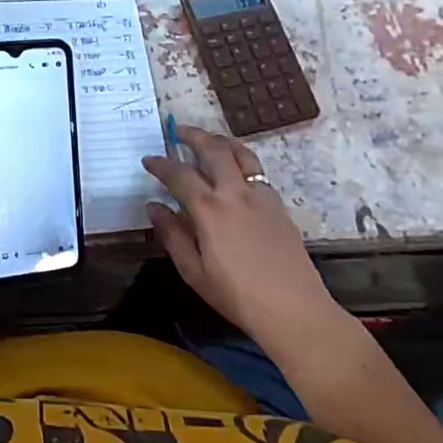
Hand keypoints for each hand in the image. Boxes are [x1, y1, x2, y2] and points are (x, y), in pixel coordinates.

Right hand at [142, 126, 336, 351]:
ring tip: (208, 141)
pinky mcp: (278, 205)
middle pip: (213, 149)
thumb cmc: (237, 296)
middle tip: (177, 132)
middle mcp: (235, 193)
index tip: (149, 160)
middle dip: (192, 136)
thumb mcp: (194, 272)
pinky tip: (235, 173)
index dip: (161, 164)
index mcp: (209, 209)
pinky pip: (257, 171)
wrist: (294, 310)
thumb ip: (172, 235)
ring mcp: (261, 195)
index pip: (179, 174)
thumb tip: (154, 207)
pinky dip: (240, 161)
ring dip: (220, 141)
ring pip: (240, 153)